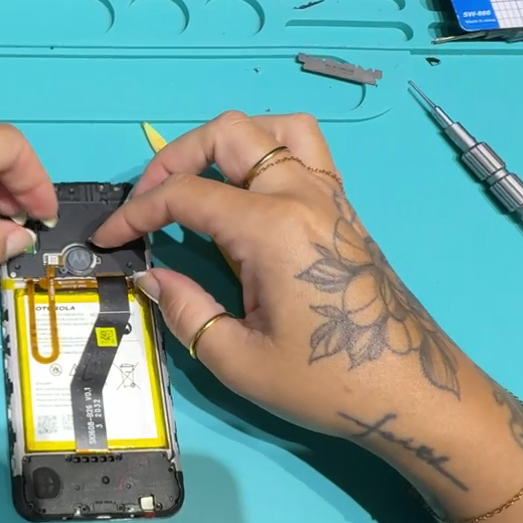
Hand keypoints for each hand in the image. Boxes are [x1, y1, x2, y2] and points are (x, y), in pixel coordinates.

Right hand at [92, 112, 471, 438]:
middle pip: (230, 133)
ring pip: (276, 128)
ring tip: (199, 181)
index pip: (186, 195)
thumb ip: (183, 308)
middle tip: (149, 200)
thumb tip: (150, 275)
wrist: (414, 394)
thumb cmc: (325, 383)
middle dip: (175, 158)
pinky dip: (263, 154)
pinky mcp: (343, 211)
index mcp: (271, 228)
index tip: (108, 238)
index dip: (135, 213)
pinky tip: (242, 197)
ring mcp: (330, 198)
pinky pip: (304, 152)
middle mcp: (303, 196)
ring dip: (227, 143)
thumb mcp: (235, 359)